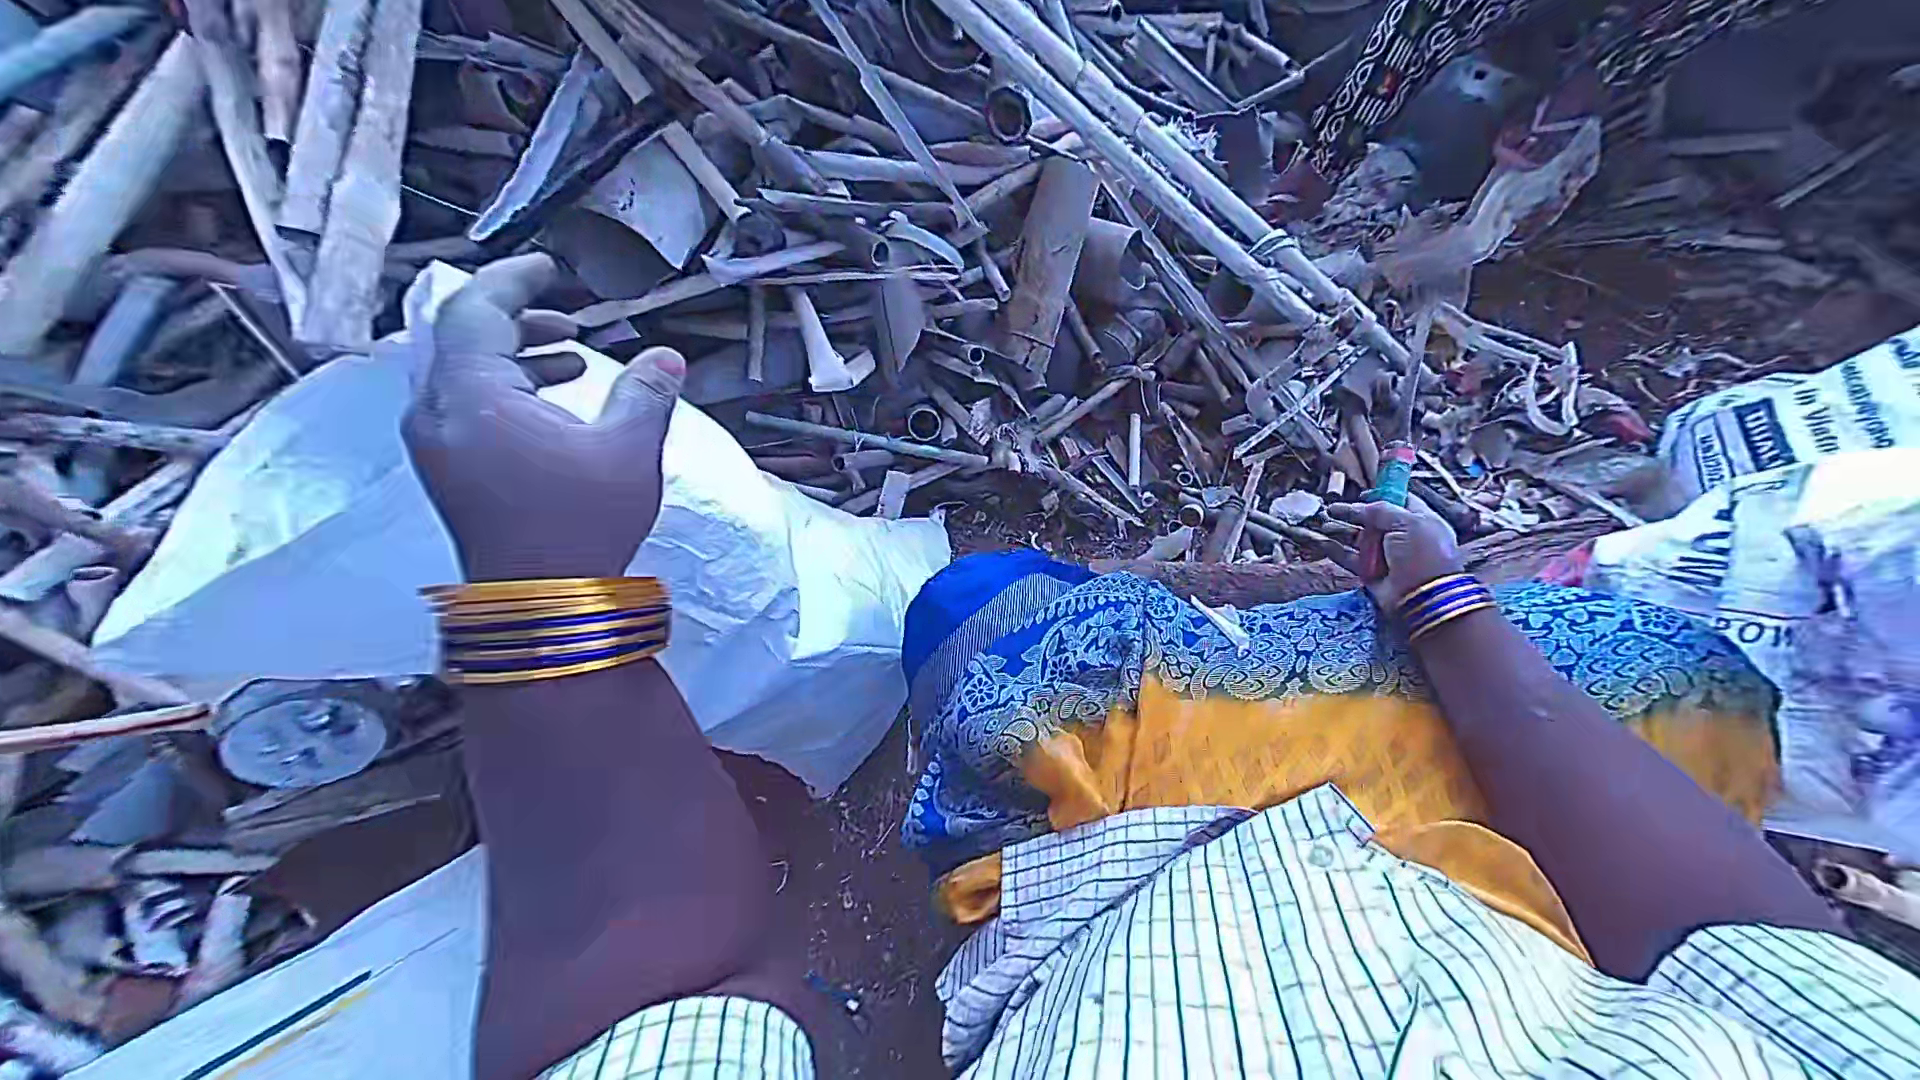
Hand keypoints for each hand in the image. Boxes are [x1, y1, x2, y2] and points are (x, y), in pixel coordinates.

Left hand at [403, 254, 685, 581]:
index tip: (548, 269)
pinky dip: (506, 391)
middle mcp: (437, 412)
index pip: (478, 310)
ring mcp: (435, 444)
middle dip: (518, 320)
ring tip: (571, 359)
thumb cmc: (582, 523)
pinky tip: (552, 407)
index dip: (515, 281)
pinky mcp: (448, 469)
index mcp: (473, 396)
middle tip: (568, 320)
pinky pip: (465, 406)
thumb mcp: (628, 452)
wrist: (542, 600)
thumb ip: (645, 395)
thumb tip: (668, 357)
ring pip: (463, 373)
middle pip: (462, 337)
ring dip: (515, 356)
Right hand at [1324, 495, 1463, 608]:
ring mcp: (1385, 555)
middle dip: (1353, 514)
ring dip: (1340, 530)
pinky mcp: (1370, 571)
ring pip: (1357, 538)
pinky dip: (1334, 550)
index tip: (1361, 494)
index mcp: (1421, 521)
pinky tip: (1321, 542)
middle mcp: (1403, 537)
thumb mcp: (1407, 523)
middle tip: (1333, 509)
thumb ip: (1381, 510)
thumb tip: (1359, 505)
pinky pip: (1348, 557)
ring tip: (1323, 524)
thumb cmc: (1422, 555)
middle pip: (1374, 520)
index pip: (1400, 501)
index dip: (1380, 495)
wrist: (1421, 596)